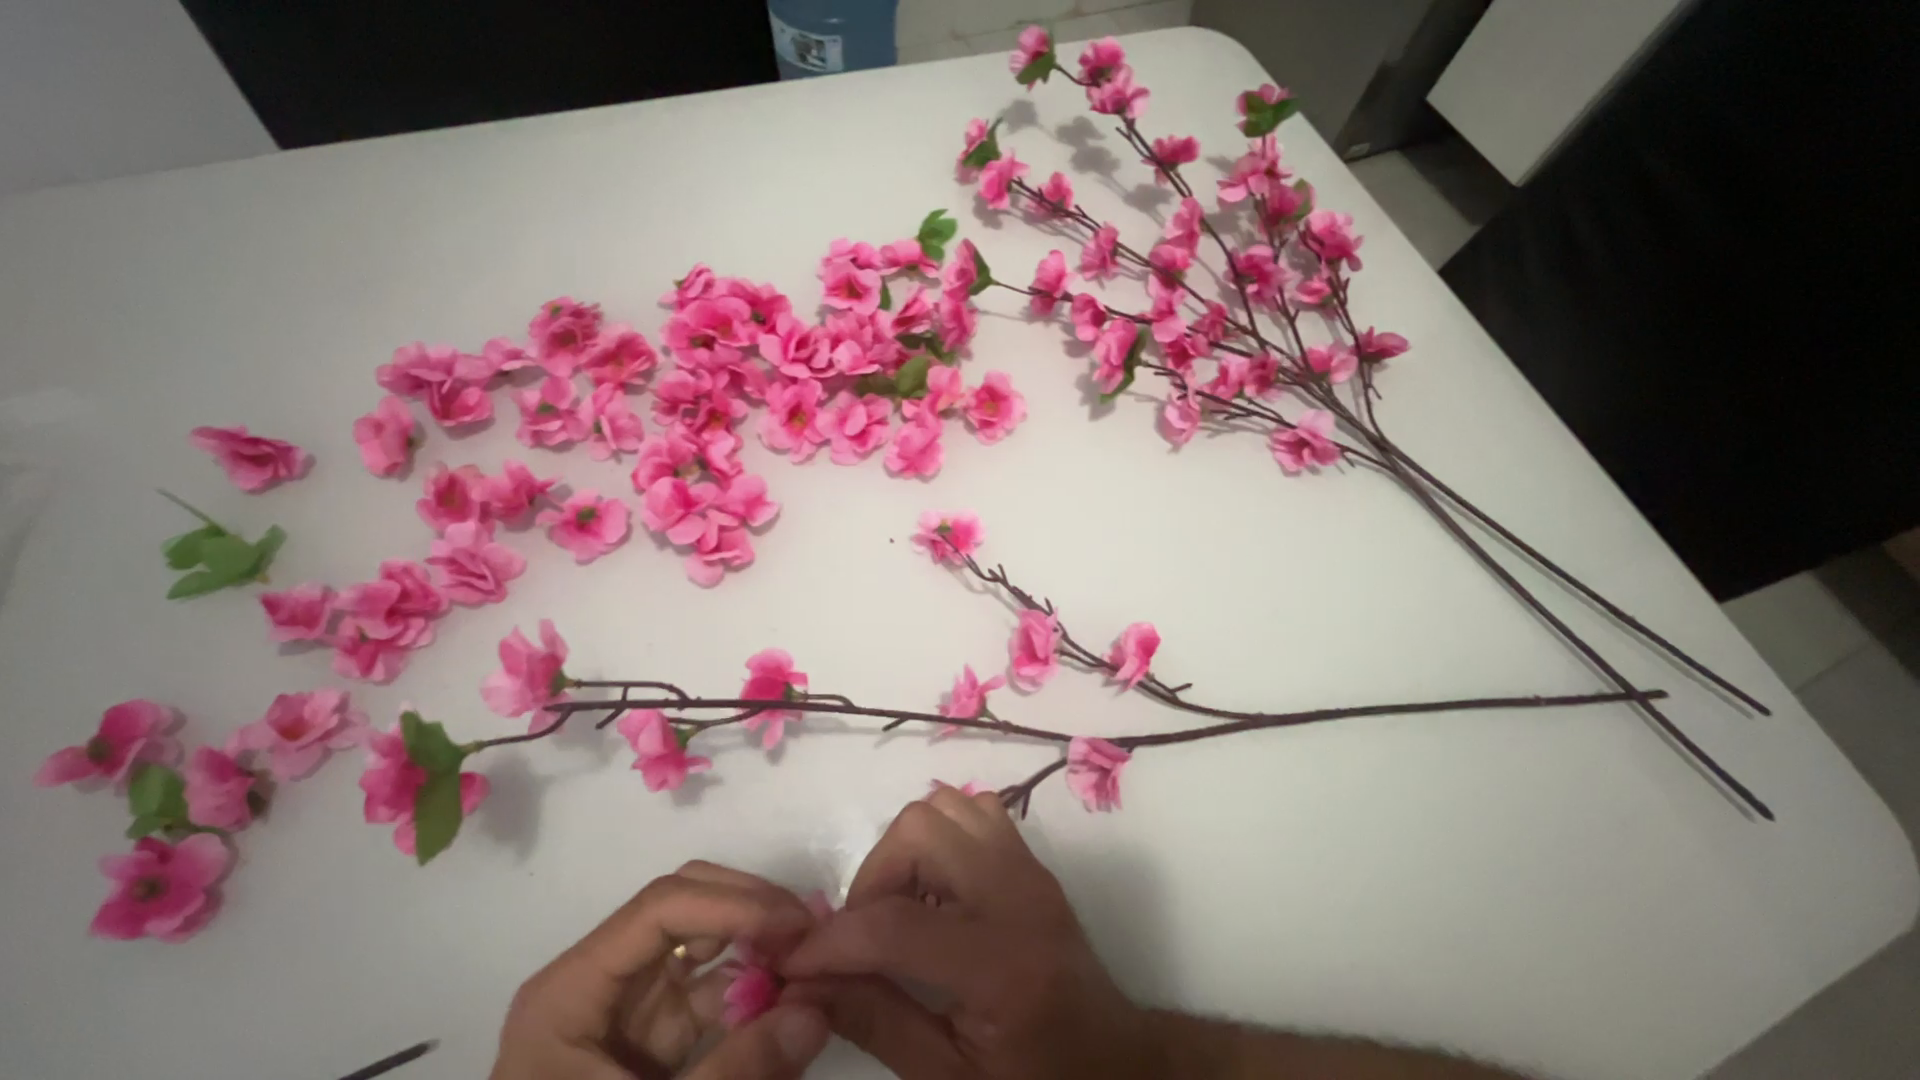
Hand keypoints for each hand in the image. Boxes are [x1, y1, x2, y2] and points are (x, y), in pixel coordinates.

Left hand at [490, 861, 829, 1079]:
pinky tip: (791, 1005)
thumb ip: (735, 1071)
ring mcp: (629, 1007)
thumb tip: (817, 1014)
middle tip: (811, 934)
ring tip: (812, 964)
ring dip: (759, 947)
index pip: (661, 907)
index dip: (733, 905)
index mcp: (573, 988)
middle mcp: (602, 979)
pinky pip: (713, 994)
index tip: (797, 926)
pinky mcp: (655, 1038)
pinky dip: (754, 992)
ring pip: (704, 944)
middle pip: (684, 907)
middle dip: (750, 911)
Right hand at [781, 788, 1153, 1079]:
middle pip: (921, 830)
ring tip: (900, 912)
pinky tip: (934, 892)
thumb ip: (875, 1022)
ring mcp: (1030, 868)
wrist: (1115, 1060)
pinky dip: (938, 838)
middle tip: (863, 938)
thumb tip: (805, 980)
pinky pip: (973, 811)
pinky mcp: (1031, 860)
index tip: (791, 962)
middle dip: (872, 879)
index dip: (830, 941)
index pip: (896, 924)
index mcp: (1002, 966)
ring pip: (945, 806)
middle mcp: (1019, 896)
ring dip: (904, 853)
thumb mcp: (949, 1078)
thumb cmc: (1035, 1079)